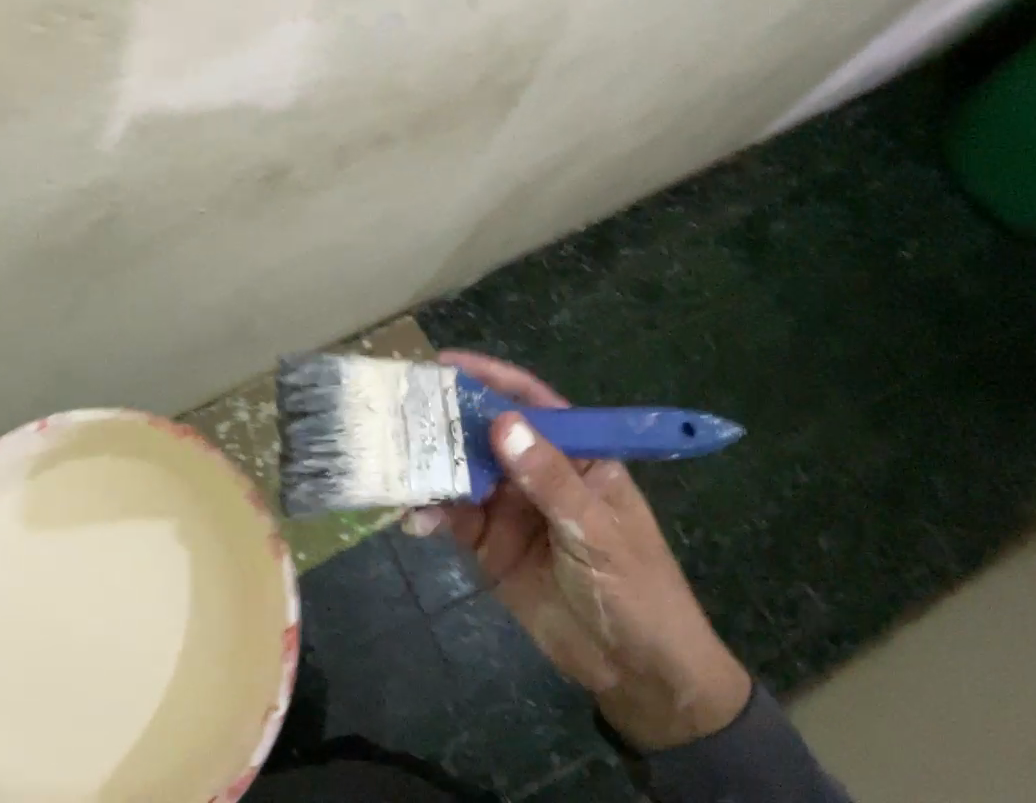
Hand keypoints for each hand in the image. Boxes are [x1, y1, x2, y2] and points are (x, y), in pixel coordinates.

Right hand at [406, 351, 751, 751]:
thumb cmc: (636, 589)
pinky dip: (431, 515)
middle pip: (486, 435)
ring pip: (462, 475)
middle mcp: (537, 474)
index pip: (533, 404)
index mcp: (576, 457)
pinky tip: (415, 519)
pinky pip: (453, 519)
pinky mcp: (489, 546)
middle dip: (447, 421)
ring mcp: (510, 510)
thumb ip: (549, 478)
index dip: (492, 379)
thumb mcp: (597, 530)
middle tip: (401, 411)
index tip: (445, 364)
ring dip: (432, 470)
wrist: (637, 671)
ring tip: (399, 466)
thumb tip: (502, 422)